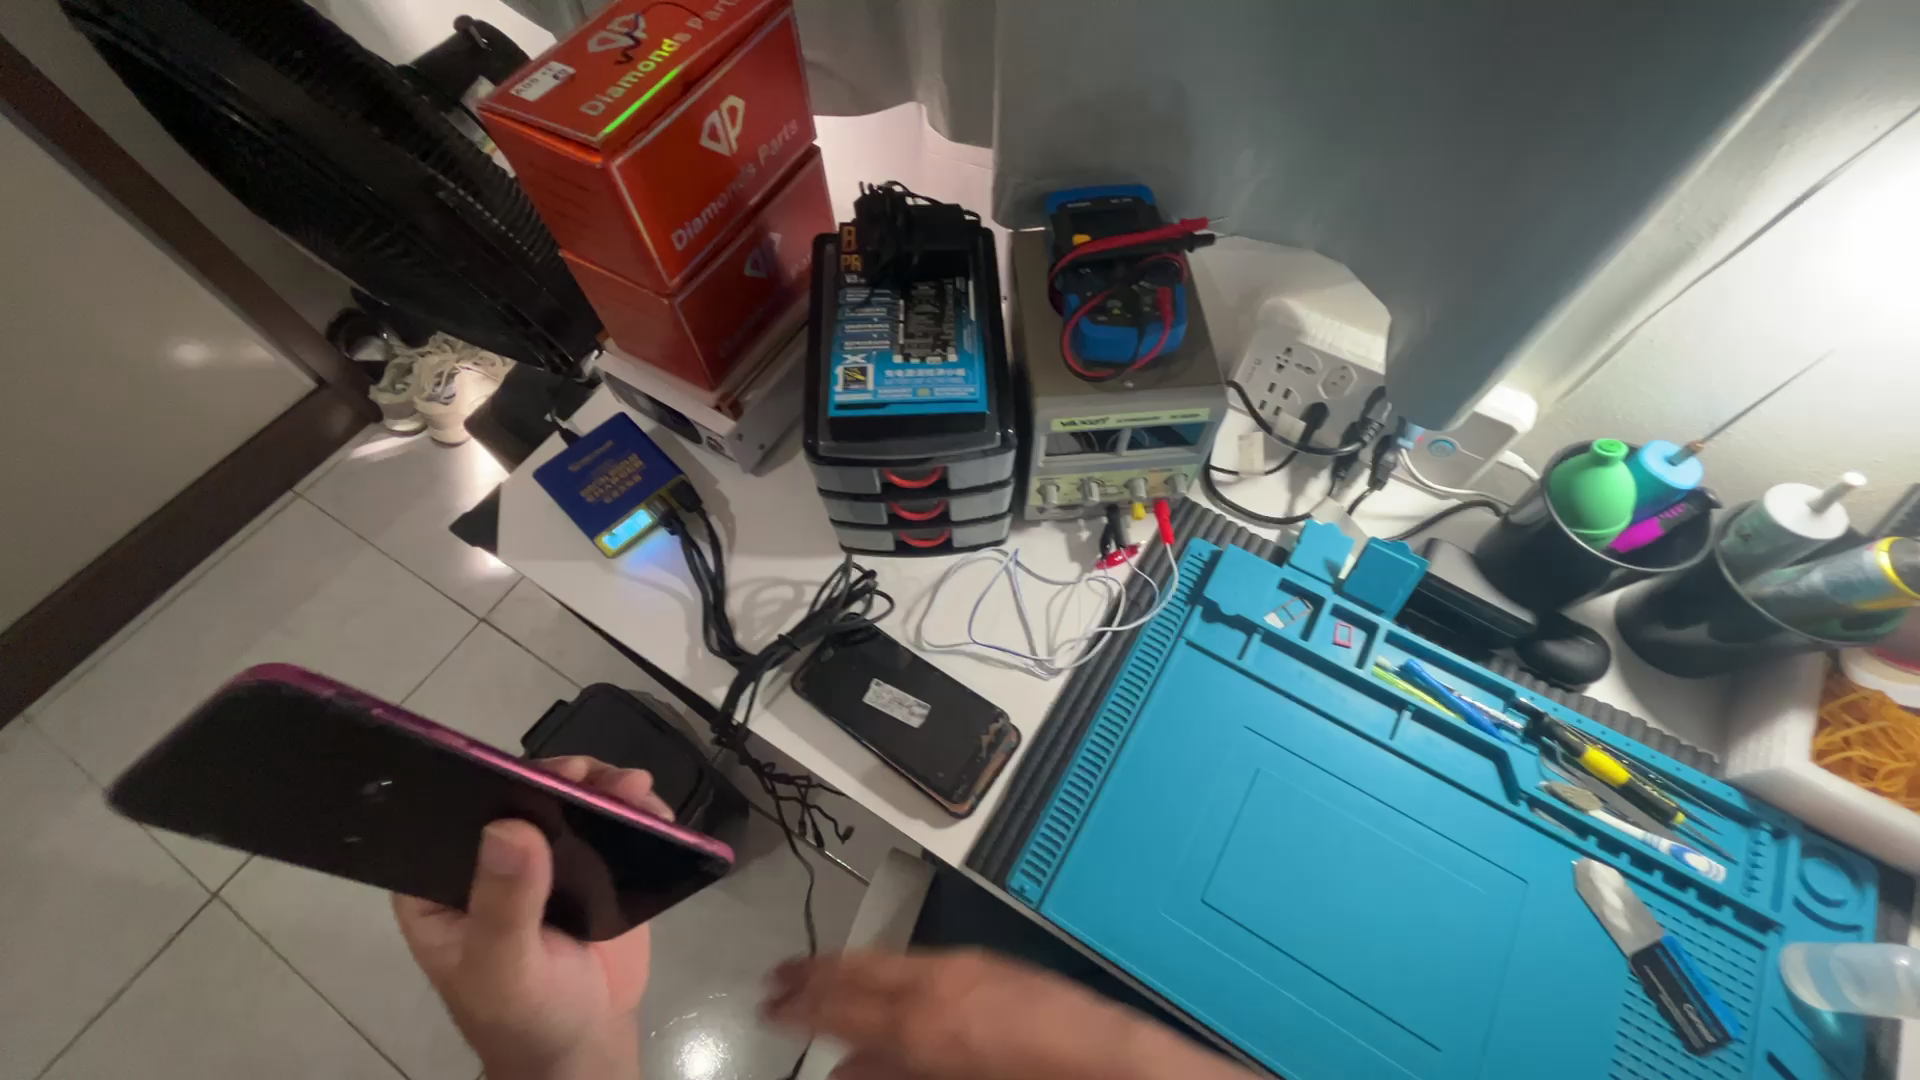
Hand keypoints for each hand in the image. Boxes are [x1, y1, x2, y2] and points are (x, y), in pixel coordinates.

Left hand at [393, 756, 673, 1079]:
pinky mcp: (594, 866)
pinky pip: (610, 823)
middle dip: (565, 777)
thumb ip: (504, 906)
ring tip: (636, 787)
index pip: (456, 816)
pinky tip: (652, 807)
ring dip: (605, 786)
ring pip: (571, 802)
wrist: (588, 1047)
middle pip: (524, 796)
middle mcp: (492, 863)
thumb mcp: (504, 972)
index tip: (541, 773)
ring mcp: (547, 862)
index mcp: (444, 886)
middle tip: (598, 776)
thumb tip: (508, 826)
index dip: (492, 782)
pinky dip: (633, 808)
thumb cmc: (528, 1019)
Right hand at [763, 949, 1258, 1079]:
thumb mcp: (941, 1068)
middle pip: (862, 972)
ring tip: (816, 973)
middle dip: (815, 974)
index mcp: (925, 1024)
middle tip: (776, 978)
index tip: (769, 1001)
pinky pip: (923, 964)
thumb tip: (845, 1071)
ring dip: (849, 967)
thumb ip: (888, 1070)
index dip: (802, 1004)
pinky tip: (882, 985)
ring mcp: (967, 968)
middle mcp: (941, 982)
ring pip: (890, 961)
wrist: (1113, 1063)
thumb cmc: (1030, 1079)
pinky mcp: (989, 967)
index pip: (845, 1006)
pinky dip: (890, 971)